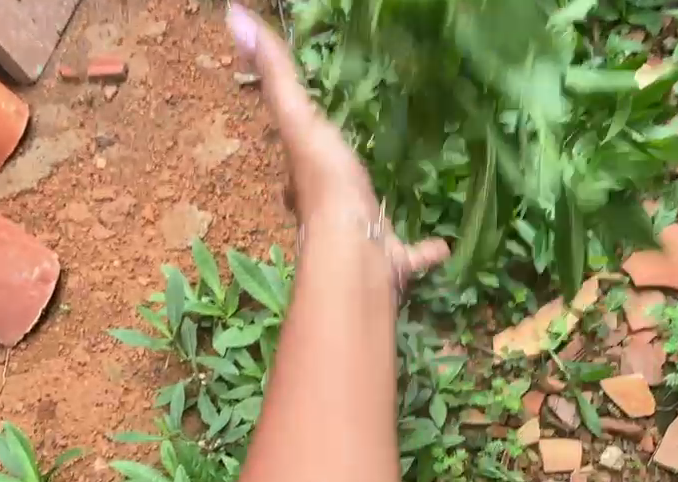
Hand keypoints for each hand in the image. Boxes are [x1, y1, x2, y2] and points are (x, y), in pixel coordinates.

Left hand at [224, 4, 447, 287]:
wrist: (356, 252)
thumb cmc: (327, 188)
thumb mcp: (299, 120)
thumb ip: (277, 76)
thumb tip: (234, 16)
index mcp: (308, 187)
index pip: (299, 165)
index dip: (301, 149)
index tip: (308, 136)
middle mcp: (330, 219)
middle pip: (332, 200)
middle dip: (340, 189)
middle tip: (352, 172)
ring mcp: (362, 242)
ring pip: (371, 229)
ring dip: (382, 220)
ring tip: (397, 204)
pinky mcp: (391, 261)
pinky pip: (412, 255)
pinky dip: (427, 251)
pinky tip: (444, 246)